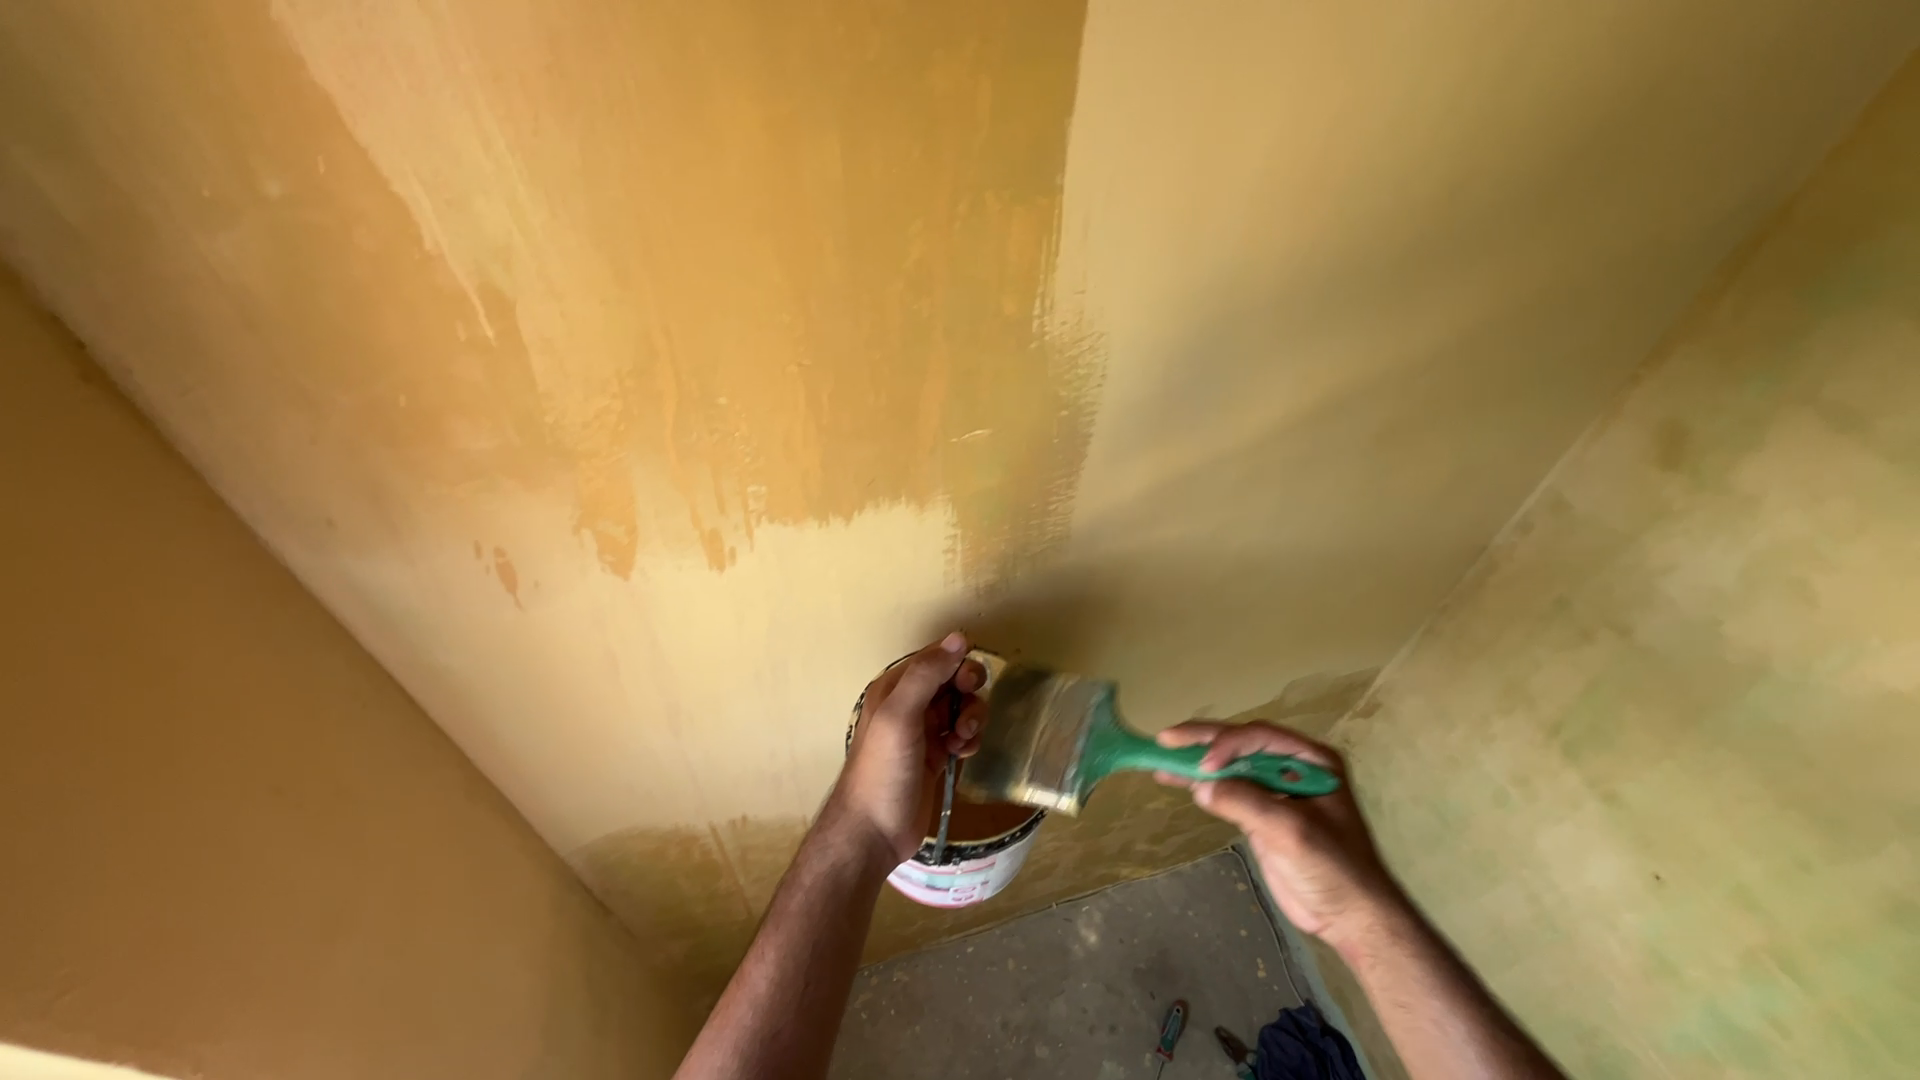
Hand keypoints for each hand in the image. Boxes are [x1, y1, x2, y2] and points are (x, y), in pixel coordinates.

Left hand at [829, 632, 987, 863]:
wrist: (873, 832)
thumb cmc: (882, 769)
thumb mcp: (900, 715)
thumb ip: (927, 674)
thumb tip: (959, 637)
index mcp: (894, 688)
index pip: (935, 658)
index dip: (957, 664)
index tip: (969, 683)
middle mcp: (908, 705)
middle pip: (952, 681)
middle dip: (968, 693)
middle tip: (968, 717)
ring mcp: (922, 732)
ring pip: (961, 708)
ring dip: (971, 718)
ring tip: (963, 741)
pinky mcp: (935, 758)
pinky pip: (961, 735)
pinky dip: (969, 740)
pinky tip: (963, 756)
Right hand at [1153, 721, 1406, 951]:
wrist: (1350, 916)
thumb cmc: (1333, 868)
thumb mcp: (1292, 832)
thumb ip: (1247, 803)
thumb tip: (1201, 787)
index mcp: (1310, 760)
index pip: (1259, 737)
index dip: (1227, 745)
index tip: (1203, 765)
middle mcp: (1290, 767)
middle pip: (1240, 744)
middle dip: (1203, 741)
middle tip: (1166, 739)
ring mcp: (1273, 790)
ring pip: (1228, 765)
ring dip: (1196, 761)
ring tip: (1161, 756)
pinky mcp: (1259, 814)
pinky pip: (1225, 789)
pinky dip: (1200, 784)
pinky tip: (1175, 780)